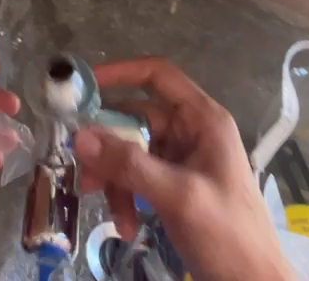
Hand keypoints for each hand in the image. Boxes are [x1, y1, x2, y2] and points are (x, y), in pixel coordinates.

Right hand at [75, 57, 292, 280]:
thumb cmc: (229, 236)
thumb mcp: (178, 196)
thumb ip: (129, 164)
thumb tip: (79, 136)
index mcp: (202, 119)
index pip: (157, 75)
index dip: (121, 72)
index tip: (85, 85)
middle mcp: (190, 132)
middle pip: (135, 119)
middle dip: (108, 146)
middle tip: (83, 169)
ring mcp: (182, 160)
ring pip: (130, 151)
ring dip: (115, 180)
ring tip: (111, 212)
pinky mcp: (174, 186)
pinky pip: (137, 177)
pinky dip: (126, 197)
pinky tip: (127, 226)